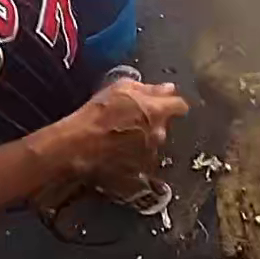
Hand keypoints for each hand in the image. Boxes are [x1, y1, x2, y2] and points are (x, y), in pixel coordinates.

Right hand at [61, 78, 189, 182]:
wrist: (79, 145)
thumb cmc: (97, 113)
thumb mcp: (119, 89)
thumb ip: (148, 88)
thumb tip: (168, 89)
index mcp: (157, 111)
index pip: (180, 105)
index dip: (172, 103)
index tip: (163, 103)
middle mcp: (159, 134)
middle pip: (164, 125)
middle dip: (154, 121)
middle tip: (132, 119)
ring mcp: (150, 154)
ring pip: (154, 143)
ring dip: (144, 139)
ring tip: (121, 137)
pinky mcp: (140, 170)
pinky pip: (143, 159)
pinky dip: (135, 155)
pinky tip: (118, 151)